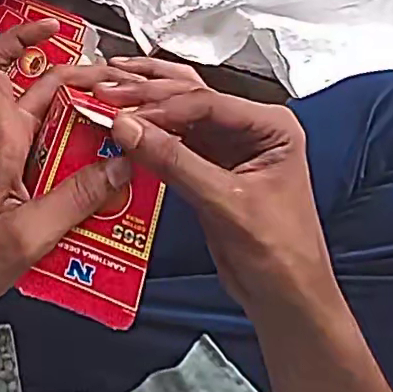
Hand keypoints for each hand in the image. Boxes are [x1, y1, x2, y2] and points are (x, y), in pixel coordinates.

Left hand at [0, 21, 134, 339]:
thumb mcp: (26, 237)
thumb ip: (75, 201)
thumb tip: (120, 164)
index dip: (19, 39)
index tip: (52, 28)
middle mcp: (0, 139)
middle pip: (40, 92)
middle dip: (80, 84)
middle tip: (121, 94)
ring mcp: (4, 158)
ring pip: (48, 122)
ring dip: (82, 122)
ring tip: (121, 133)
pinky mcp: (9, 178)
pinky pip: (47, 153)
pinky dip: (74, 155)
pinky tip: (99, 175)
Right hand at [103, 58, 333, 319]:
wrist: (286, 302)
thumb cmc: (283, 258)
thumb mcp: (226, 205)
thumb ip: (175, 162)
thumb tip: (130, 128)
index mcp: (270, 126)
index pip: (206, 101)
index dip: (162, 105)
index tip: (126, 112)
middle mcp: (248, 126)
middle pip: (188, 96)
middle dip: (145, 95)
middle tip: (106, 94)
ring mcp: (226, 141)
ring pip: (176, 108)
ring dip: (142, 101)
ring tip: (107, 90)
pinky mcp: (205, 159)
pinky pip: (169, 134)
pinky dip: (144, 127)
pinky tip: (121, 119)